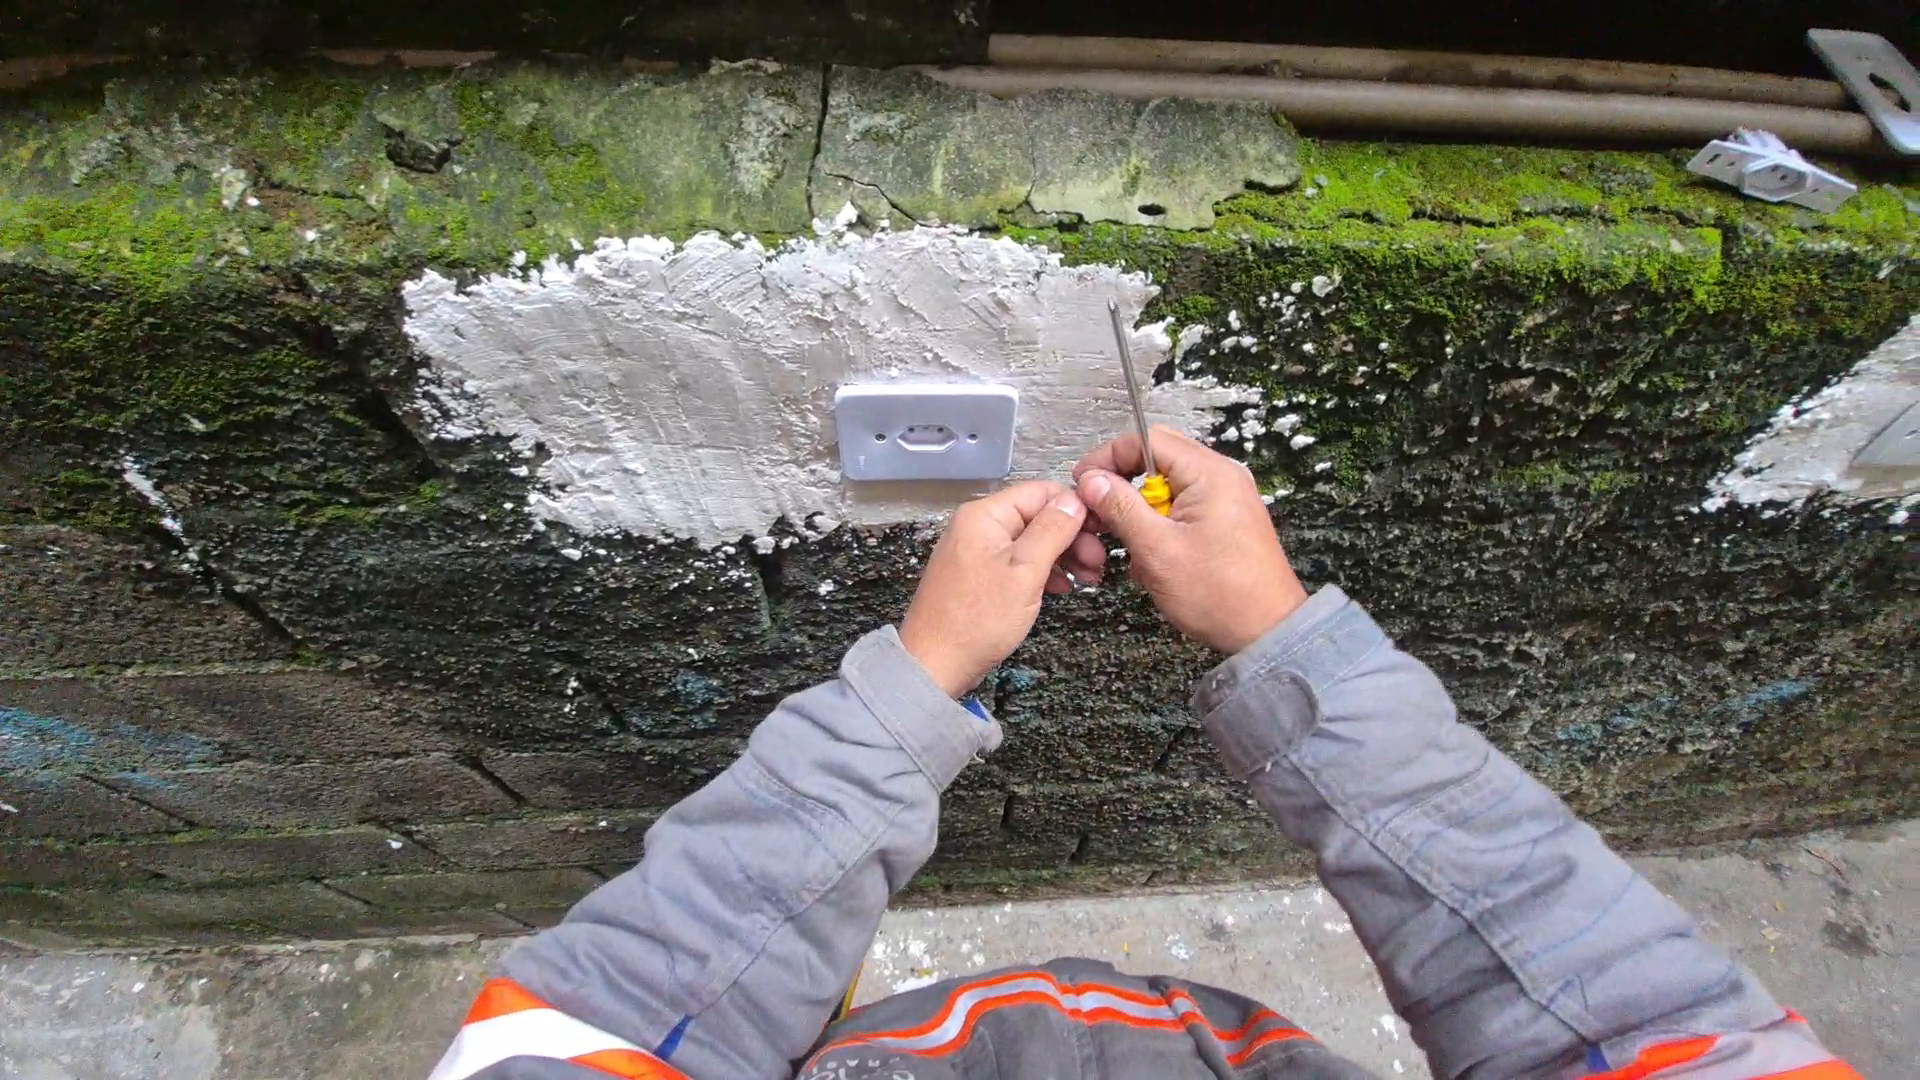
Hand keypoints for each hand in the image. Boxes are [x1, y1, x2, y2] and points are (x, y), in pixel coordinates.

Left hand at [899, 481, 1095, 696]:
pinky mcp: (978, 576)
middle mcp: (977, 526)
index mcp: (985, 516)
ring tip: (1087, 579)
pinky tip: (1061, 587)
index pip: (1041, 492)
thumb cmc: (977, 619)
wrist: (935, 665)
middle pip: (1036, 517)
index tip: (1103, 529)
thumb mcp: (1025, 571)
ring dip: (1061, 556)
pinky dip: (1041, 571)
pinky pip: (1016, 562)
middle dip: (1071, 536)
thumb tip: (1074, 499)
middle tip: (1097, 563)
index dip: (1075, 508)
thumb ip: (1052, 530)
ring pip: (1030, 541)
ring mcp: (976, 551)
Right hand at [1072, 426, 1307, 653]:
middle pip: (1157, 458)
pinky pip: (1181, 504)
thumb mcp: (1156, 549)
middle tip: (1099, 509)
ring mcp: (1226, 497)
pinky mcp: (1225, 518)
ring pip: (1166, 483)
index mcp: (1209, 474)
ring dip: (1139, 507)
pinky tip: (1152, 552)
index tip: (1084, 482)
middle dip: (1122, 482)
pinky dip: (1159, 522)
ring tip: (1127, 541)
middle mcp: (1222, 477)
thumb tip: (1092, 480)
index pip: (1147, 439)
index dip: (1108, 458)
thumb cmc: (1220, 595)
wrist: (1266, 632)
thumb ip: (1120, 507)